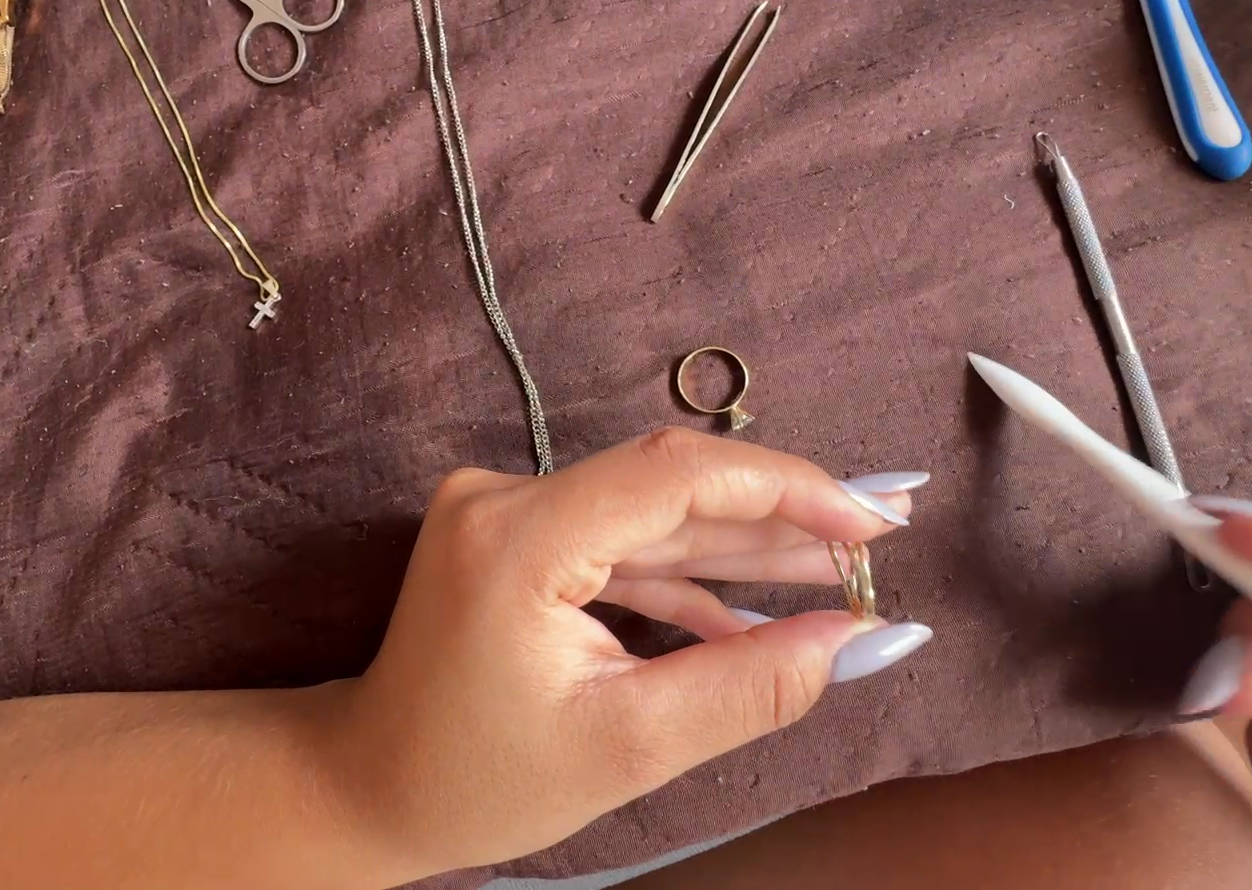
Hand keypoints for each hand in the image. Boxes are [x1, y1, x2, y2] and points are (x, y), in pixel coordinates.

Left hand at [327, 428, 932, 875]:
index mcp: (518, 537)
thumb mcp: (628, 745)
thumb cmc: (483, 777)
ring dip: (734, 542)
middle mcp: (503, 496)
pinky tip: (748, 598)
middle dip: (773, 514)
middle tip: (875, 538)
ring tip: (832, 567)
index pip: (671, 475)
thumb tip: (855, 637)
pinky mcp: (510, 528)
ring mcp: (502, 506)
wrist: (376, 775)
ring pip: (644, 512)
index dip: (782, 486)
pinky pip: (612, 537)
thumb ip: (748, 685)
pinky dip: (677, 568)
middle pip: (664, 487)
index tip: (870, 520)